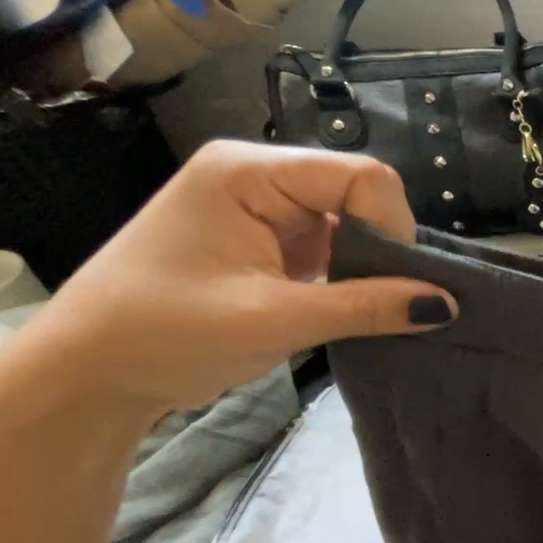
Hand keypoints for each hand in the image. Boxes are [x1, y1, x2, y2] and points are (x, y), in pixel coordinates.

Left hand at [9, 140, 454, 414]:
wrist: (94, 369)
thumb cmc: (168, 333)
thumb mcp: (275, 320)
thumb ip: (367, 307)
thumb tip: (448, 304)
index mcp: (248, 173)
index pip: (362, 178)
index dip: (393, 227)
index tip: (398, 284)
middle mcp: (259, 178)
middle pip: (362, 195)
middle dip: (388, 248)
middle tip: (390, 302)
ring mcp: (265, 209)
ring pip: (355, 223)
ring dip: (374, 266)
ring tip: (373, 308)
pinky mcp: (271, 241)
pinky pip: (337, 245)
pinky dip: (357, 276)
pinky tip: (358, 305)